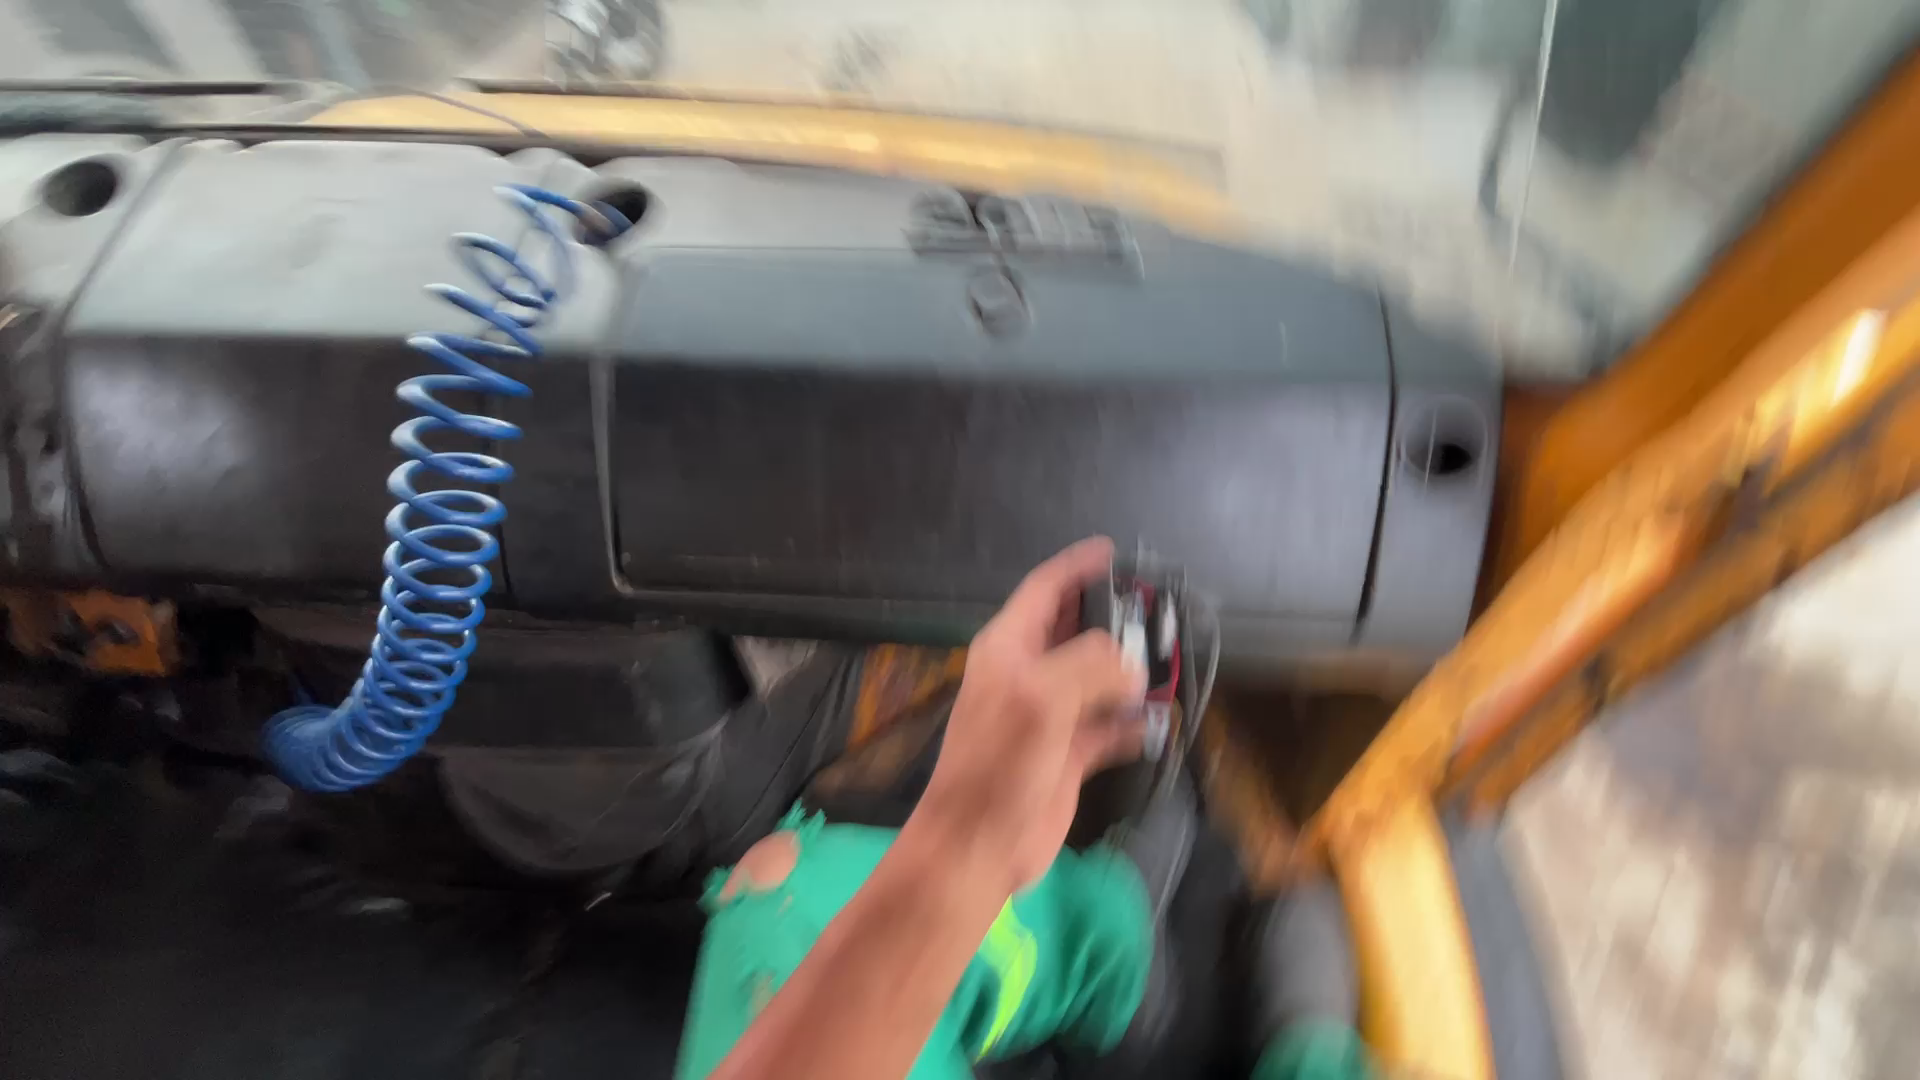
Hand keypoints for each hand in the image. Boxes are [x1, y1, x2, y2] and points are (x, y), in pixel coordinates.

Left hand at [911, 537, 1147, 892]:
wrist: (979, 844)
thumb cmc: (999, 762)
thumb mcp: (1042, 697)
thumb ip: (1091, 664)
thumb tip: (1134, 668)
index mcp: (1009, 647)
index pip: (1045, 589)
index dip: (1077, 567)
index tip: (1112, 551)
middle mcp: (1028, 673)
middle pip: (1076, 630)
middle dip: (1114, 619)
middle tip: (1158, 612)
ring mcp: (1049, 714)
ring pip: (1098, 677)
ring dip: (1131, 671)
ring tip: (1170, 662)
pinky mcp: (1068, 752)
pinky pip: (1108, 725)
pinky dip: (1132, 721)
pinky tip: (1160, 720)